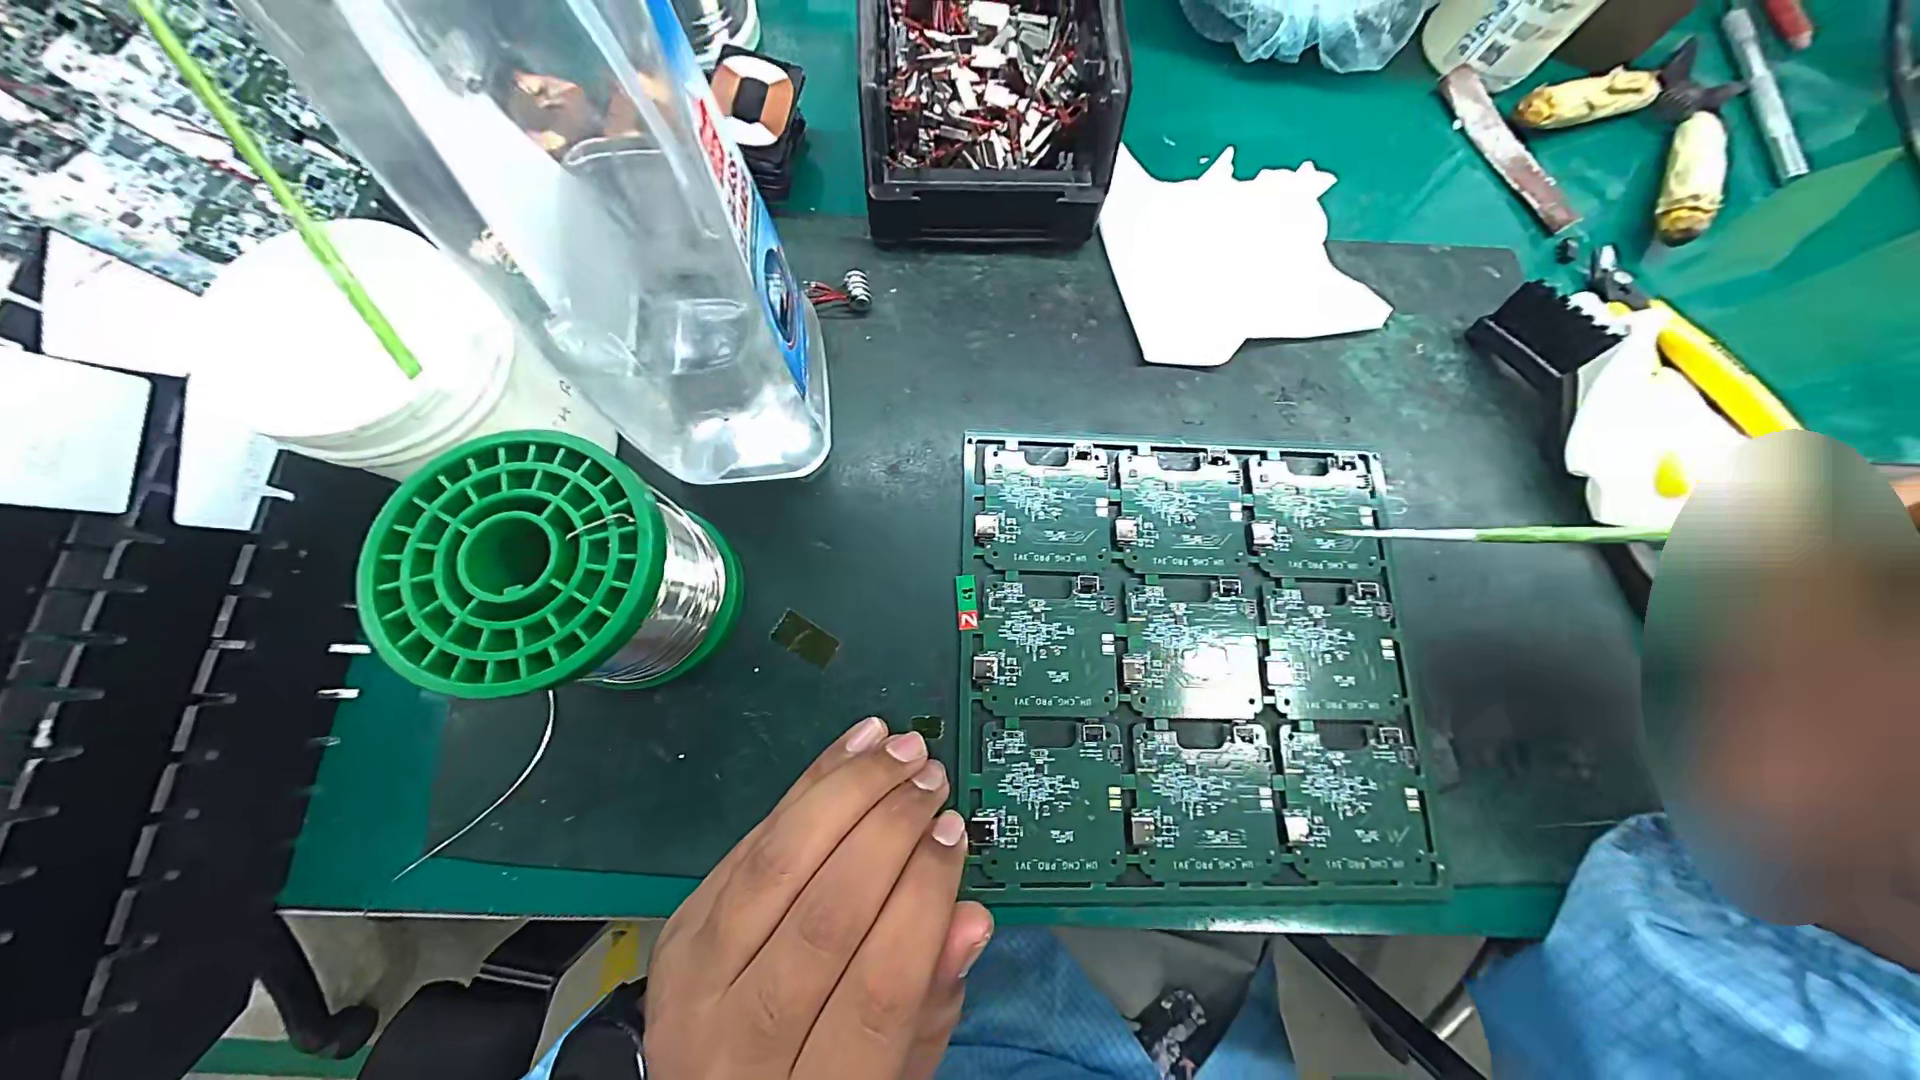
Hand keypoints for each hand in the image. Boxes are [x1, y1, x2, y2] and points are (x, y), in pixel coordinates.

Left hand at [643, 718, 993, 1079]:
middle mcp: (740, 1042)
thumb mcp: (893, 1072)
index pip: (879, 987)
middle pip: (825, 915)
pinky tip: (852, 749)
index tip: (953, 830)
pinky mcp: (683, 924)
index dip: (923, 897)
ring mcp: (698, 976)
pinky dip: (806, 786)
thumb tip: (971, 917)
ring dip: (845, 790)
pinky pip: (752, 840)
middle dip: (889, 829)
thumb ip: (930, 1002)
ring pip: (777, 863)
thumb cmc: (823, 1079)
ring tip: (896, 749)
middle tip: (930, 778)